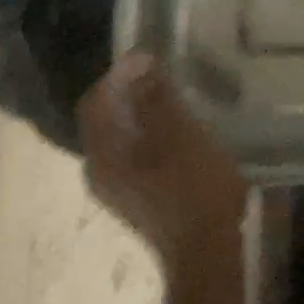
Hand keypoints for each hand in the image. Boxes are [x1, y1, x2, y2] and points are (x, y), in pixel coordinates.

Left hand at [78, 52, 247, 262]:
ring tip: (176, 90)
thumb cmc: (193, 186)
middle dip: (131, 89)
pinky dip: (153, 130)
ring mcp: (120, 187)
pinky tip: (181, 124)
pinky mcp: (141, 194)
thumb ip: (156, 97)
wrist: (208, 249)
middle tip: (164, 69)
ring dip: (144, 109)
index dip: (118, 74)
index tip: (151, 54)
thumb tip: (139, 62)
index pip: (94, 102)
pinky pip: (137, 150)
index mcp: (102, 156)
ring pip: (123, 134)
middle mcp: (100, 171)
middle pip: (106, 118)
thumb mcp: (179, 133)